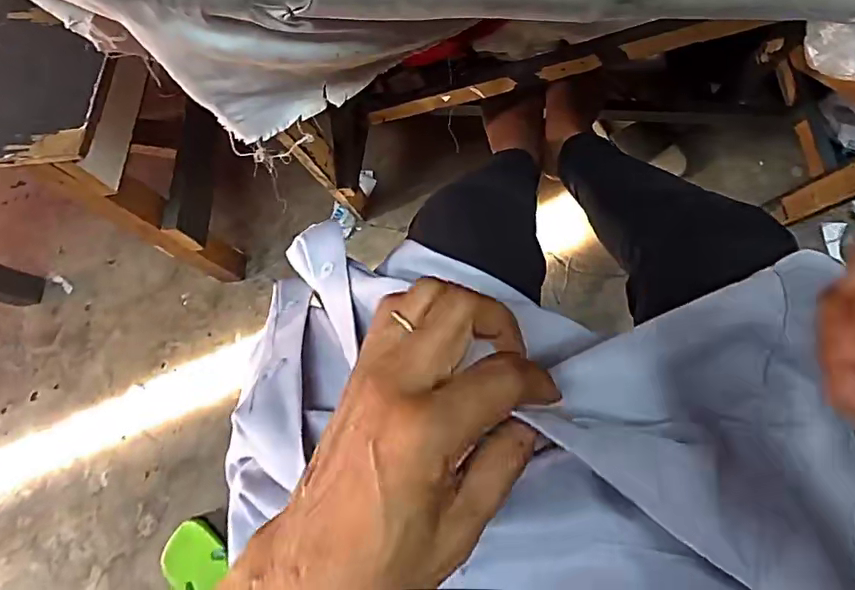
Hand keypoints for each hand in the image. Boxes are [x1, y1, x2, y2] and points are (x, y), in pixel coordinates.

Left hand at [226, 278, 560, 589]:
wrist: (308, 573)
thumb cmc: (381, 560)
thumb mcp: (460, 529)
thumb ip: (505, 462)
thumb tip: (527, 419)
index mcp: (422, 429)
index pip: (500, 376)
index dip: (536, 381)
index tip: (546, 394)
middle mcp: (394, 384)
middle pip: (463, 308)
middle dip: (504, 325)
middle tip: (515, 360)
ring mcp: (371, 370)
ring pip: (427, 293)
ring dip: (466, 307)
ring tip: (481, 342)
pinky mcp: (358, 370)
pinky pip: (397, 309)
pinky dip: (429, 310)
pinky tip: (444, 340)